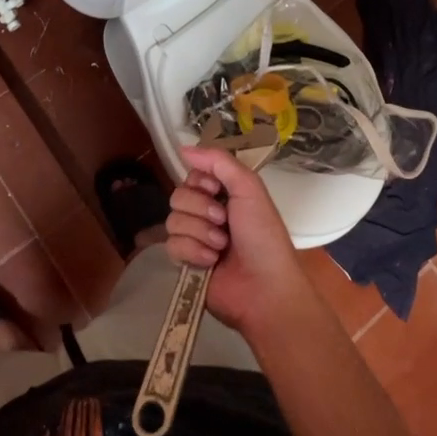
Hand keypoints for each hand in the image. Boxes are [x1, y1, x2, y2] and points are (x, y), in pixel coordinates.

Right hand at [162, 146, 311, 333]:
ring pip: (173, 220)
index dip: (200, 181)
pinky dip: (193, 252)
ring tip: (221, 246)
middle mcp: (207, 214)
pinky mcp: (186, 263)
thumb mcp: (249, 189)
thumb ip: (219, 162)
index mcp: (224, 195)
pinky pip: (172, 246)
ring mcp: (195, 239)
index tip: (215, 190)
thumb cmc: (263, 235)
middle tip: (223, 221)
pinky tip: (211, 262)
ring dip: (200, 232)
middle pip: (178, 196)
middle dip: (201, 209)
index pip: (193, 175)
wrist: (264, 288)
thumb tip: (184, 147)